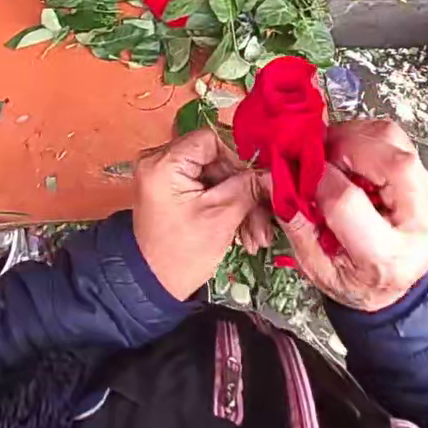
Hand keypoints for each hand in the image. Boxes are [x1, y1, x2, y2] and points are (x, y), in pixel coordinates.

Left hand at [131, 129, 271, 300]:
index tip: (258, 182)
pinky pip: (208, 186)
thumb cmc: (182, 253)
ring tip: (257, 235)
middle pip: (217, 159)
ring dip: (240, 200)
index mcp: (164, 163)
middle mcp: (159, 160)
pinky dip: (227, 204)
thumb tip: (275, 171)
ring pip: (217, 175)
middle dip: (244, 187)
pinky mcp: (174, 188)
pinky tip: (245, 230)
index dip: (239, 158)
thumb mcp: (222, 217)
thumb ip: (250, 186)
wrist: (151, 288)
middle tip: (264, 216)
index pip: (212, 138)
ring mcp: (166, 174)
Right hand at [276, 120, 427, 311]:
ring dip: (360, 136)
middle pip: (394, 164)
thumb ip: (298, 225)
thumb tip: (281, 180)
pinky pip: (401, 142)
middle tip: (320, 148)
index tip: (301, 170)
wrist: (399, 289)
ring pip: (399, 144)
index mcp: (386, 257)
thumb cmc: (358, 280)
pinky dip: (371, 138)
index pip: (349, 202)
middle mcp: (419, 225)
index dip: (319, 178)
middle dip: (349, 145)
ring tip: (334, 149)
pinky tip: (352, 153)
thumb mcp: (319, 269)